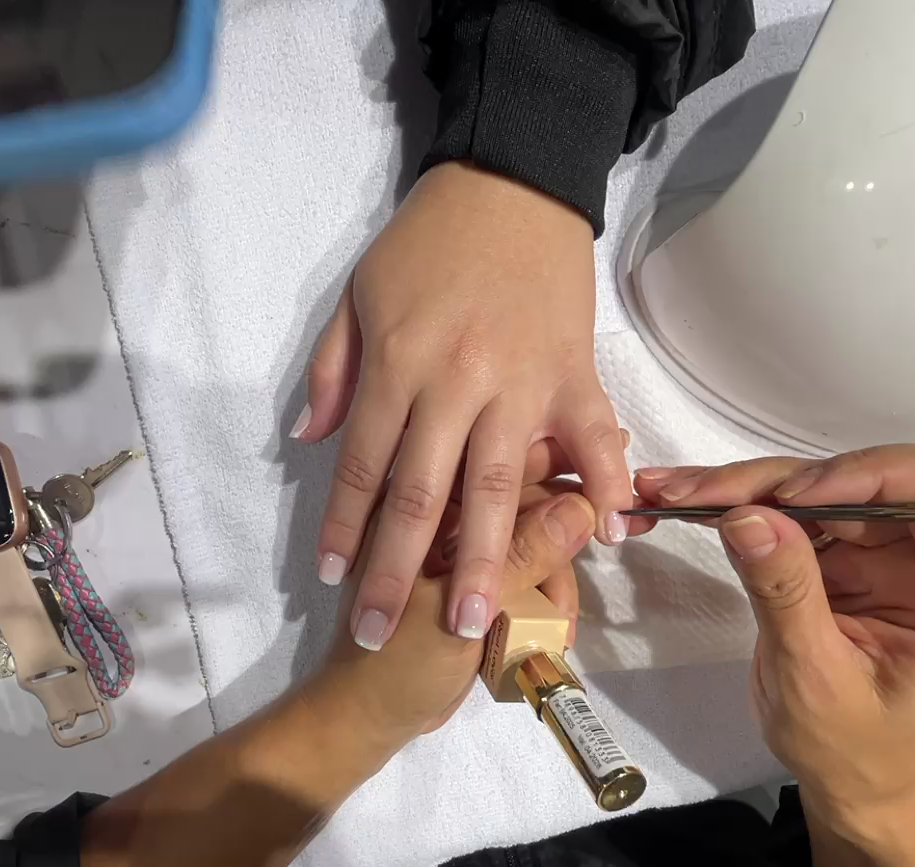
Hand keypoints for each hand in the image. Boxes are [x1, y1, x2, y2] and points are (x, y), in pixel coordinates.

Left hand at [294, 161, 630, 653]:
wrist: (510, 180)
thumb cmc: (426, 243)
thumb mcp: (356, 294)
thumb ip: (331, 371)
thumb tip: (312, 441)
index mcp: (397, 366)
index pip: (362, 467)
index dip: (345, 528)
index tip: (335, 581)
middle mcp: (455, 385)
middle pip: (421, 495)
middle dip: (400, 572)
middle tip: (385, 637)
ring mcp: (521, 383)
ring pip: (497, 487)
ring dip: (484, 560)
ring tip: (474, 623)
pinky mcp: (575, 372)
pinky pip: (593, 436)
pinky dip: (602, 483)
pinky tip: (602, 538)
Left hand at [307, 490, 599, 744]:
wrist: (367, 720)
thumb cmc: (396, 663)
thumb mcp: (458, 610)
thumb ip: (518, 558)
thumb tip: (580, 508)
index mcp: (425, 510)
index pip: (496, 474)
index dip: (553, 483)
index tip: (600, 503)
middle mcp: (444, 521)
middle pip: (522, 510)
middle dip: (558, 550)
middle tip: (575, 592)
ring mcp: (458, 555)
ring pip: (527, 549)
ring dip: (550, 588)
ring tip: (560, 632)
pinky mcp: (471, 587)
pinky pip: (520, 580)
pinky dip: (538, 606)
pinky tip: (553, 634)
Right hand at [633, 443, 914, 815]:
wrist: (845, 776)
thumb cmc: (851, 747)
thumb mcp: (815, 680)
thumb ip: (786, 595)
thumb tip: (744, 516)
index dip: (874, 474)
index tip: (791, 498)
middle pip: (861, 480)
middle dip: (772, 481)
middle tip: (687, 496)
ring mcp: (876, 552)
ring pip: (811, 487)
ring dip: (736, 486)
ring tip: (665, 493)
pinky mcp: (832, 556)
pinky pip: (781, 513)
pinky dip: (730, 506)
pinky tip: (680, 503)